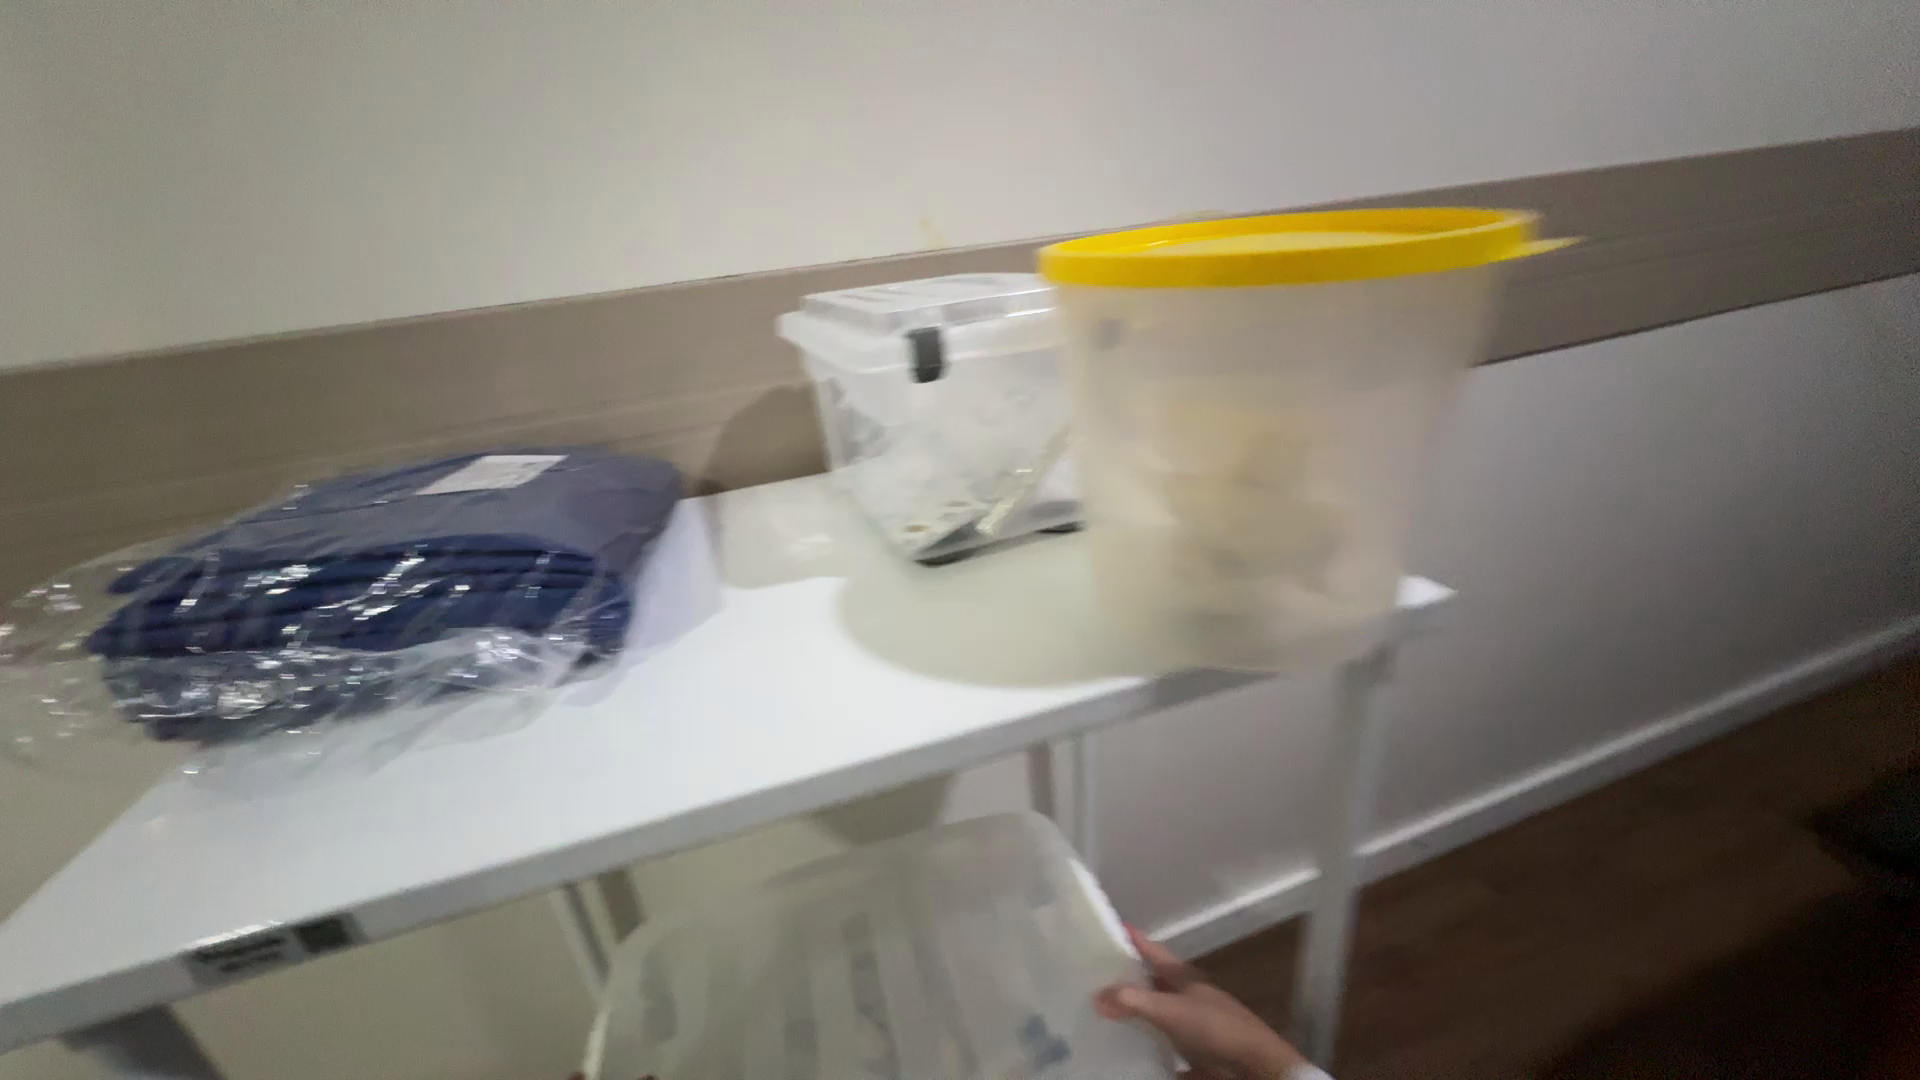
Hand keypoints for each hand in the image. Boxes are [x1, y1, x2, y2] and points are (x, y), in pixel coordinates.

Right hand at [1095, 928, 1307, 1079]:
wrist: (1256, 1071)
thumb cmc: (1216, 1029)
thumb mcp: (1171, 1011)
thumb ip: (1133, 1002)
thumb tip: (1095, 996)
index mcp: (1183, 977)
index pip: (1152, 950)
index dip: (1132, 939)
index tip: (1108, 928)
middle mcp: (1187, 998)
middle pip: (1152, 984)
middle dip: (1126, 982)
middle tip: (1092, 979)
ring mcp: (1192, 1028)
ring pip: (1157, 1018)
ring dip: (1134, 1020)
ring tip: (1100, 1019)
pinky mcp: (1196, 1057)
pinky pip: (1164, 1053)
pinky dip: (1147, 1056)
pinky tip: (1125, 1059)